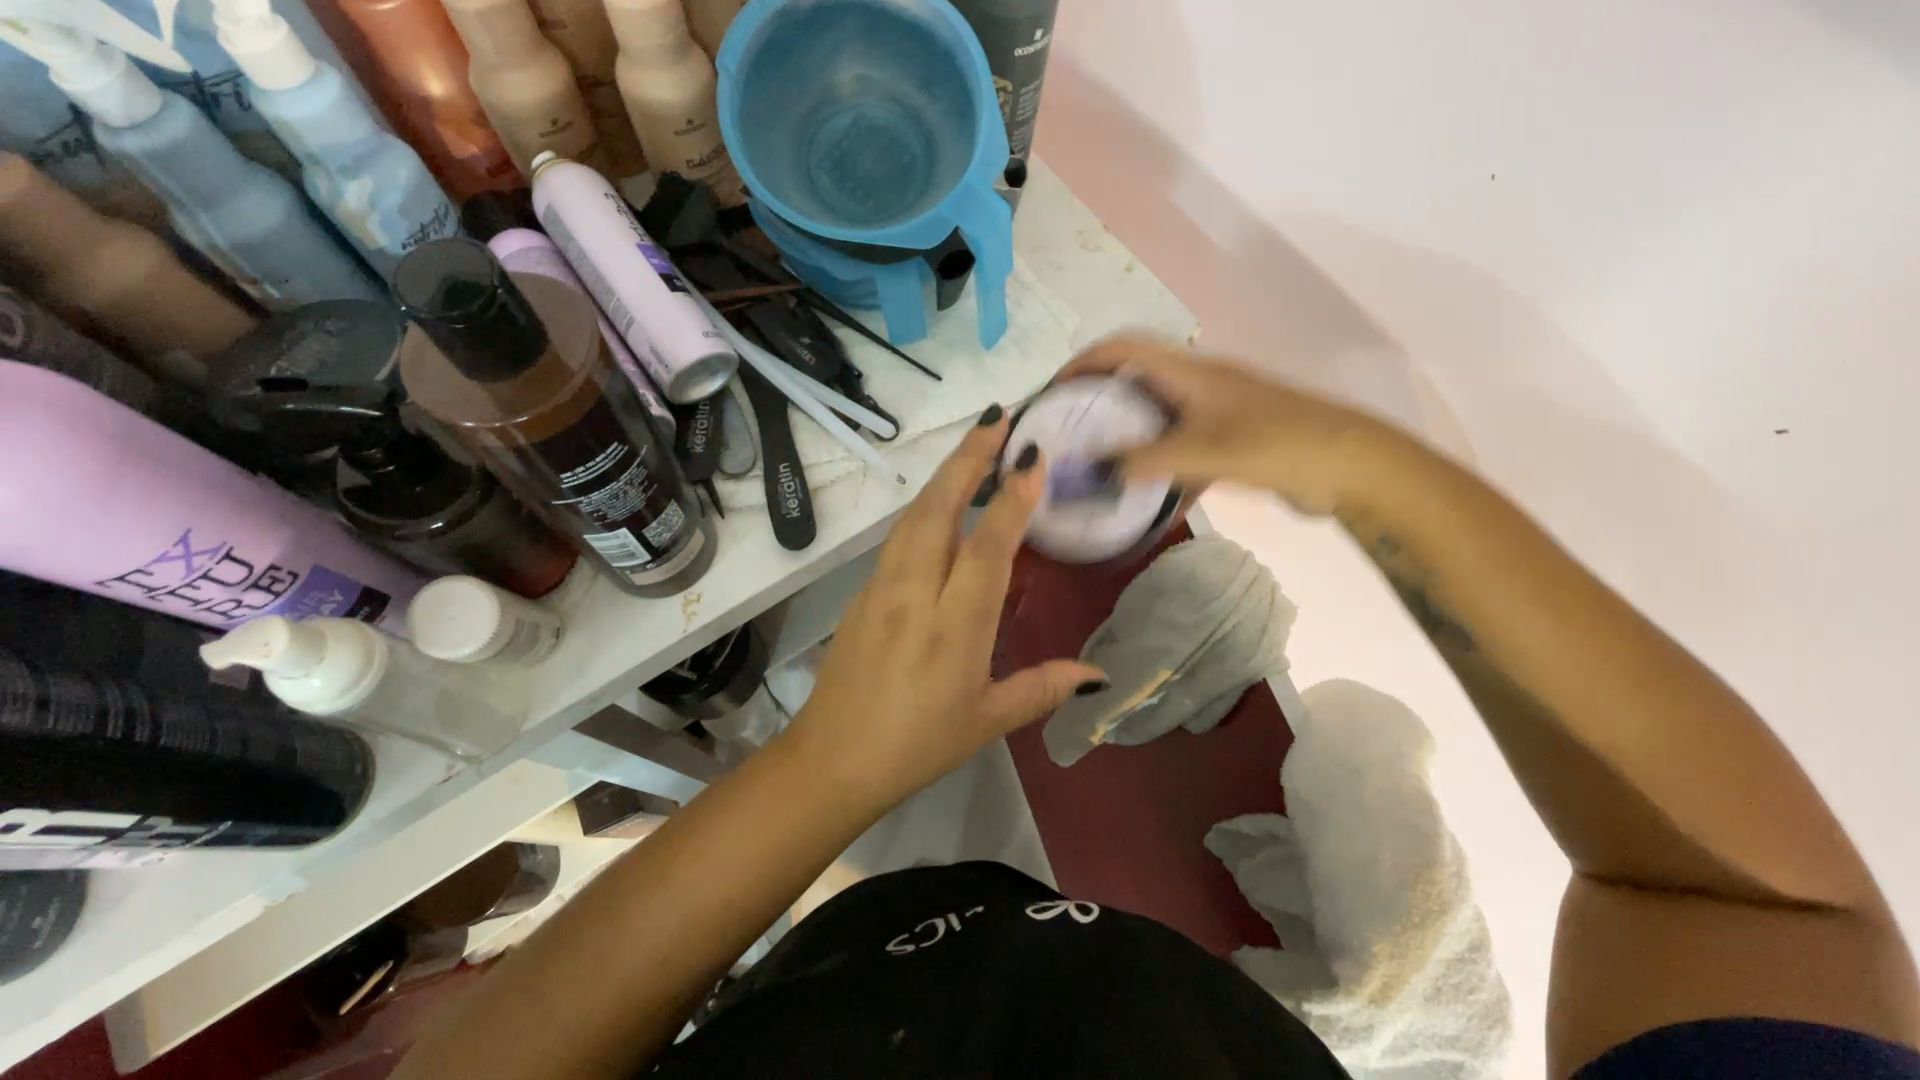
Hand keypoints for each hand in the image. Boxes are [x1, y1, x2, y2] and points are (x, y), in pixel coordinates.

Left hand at [782, 408, 1107, 807]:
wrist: (833, 760)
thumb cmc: (917, 745)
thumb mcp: (986, 721)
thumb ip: (1042, 688)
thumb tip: (1097, 675)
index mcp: (954, 627)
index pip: (986, 549)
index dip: (1010, 501)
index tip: (1031, 457)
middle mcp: (915, 595)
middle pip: (939, 512)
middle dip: (968, 460)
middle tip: (998, 419)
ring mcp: (881, 591)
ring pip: (913, 519)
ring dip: (944, 478)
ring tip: (974, 446)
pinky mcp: (861, 595)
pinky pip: (897, 540)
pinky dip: (924, 510)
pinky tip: (941, 506)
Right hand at [1056, 335, 1397, 514]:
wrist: (1353, 466)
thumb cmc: (1277, 444)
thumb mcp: (1204, 452)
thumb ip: (1145, 460)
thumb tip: (1094, 471)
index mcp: (1190, 372)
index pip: (1123, 349)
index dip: (1082, 363)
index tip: (1049, 394)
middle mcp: (1199, 385)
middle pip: (1136, 382)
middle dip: (1097, 404)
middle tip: (1066, 436)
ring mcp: (1217, 414)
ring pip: (1158, 420)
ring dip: (1127, 441)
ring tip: (1096, 470)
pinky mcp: (1232, 443)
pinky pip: (1182, 451)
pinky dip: (1162, 472)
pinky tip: (1150, 505)